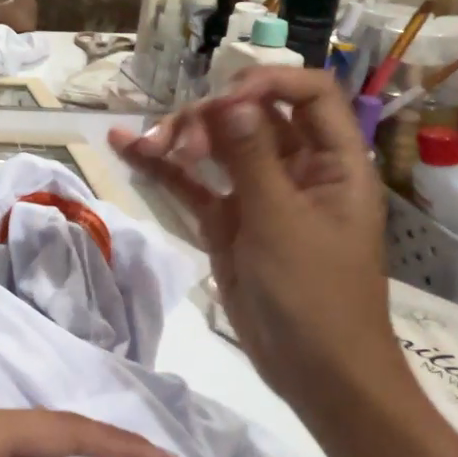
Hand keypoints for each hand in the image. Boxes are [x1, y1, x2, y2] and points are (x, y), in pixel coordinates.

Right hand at [106, 68, 404, 422]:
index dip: (268, 83)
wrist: (317, 373)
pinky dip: (161, 166)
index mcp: (333, 163)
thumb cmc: (315, 294)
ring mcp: (258, 194)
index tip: (224, 100)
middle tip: (181, 146)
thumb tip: (228, 100)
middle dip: (208, 118)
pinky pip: (191, 183)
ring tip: (147, 148)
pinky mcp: (226, 220)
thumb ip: (251, 157)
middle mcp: (296, 169)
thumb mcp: (280, 220)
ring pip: (215, 145)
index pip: (310, 94)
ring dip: (179, 138)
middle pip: (249, 114)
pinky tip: (124, 146)